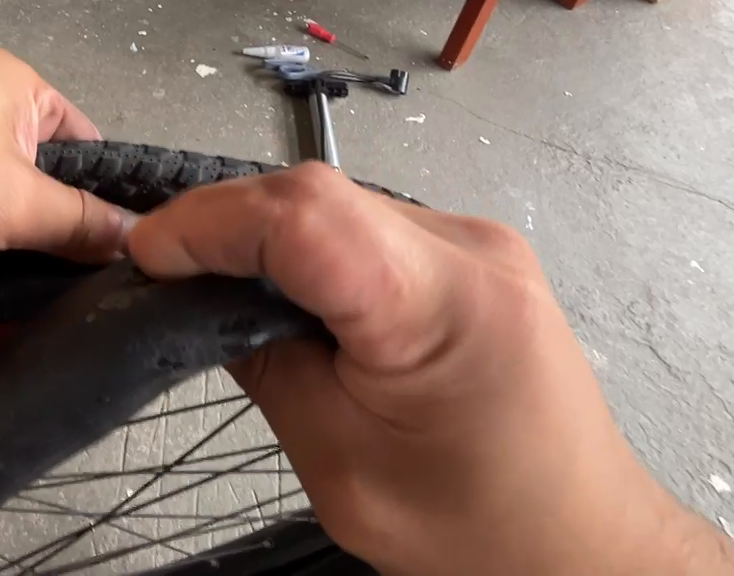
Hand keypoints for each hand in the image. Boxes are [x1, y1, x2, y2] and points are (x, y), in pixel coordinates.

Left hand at [0, 48, 131, 279]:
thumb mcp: (11, 205)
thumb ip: (80, 221)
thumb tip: (137, 236)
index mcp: (9, 79)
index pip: (82, 135)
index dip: (98, 189)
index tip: (111, 244)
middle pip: (39, 163)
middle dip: (48, 214)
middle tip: (68, 268)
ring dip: (6, 225)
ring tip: (16, 265)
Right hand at [127, 165, 733, 575]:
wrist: (585, 544)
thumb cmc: (470, 528)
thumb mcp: (337, 463)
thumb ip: (261, 361)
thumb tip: (196, 297)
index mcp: (443, 307)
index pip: (305, 218)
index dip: (210, 221)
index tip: (147, 256)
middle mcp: (463, 246)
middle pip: (310, 193)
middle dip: (221, 219)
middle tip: (164, 262)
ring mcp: (467, 234)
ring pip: (326, 195)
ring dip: (254, 223)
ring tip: (206, 266)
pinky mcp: (459, 243)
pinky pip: (353, 214)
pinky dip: (294, 234)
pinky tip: (271, 272)